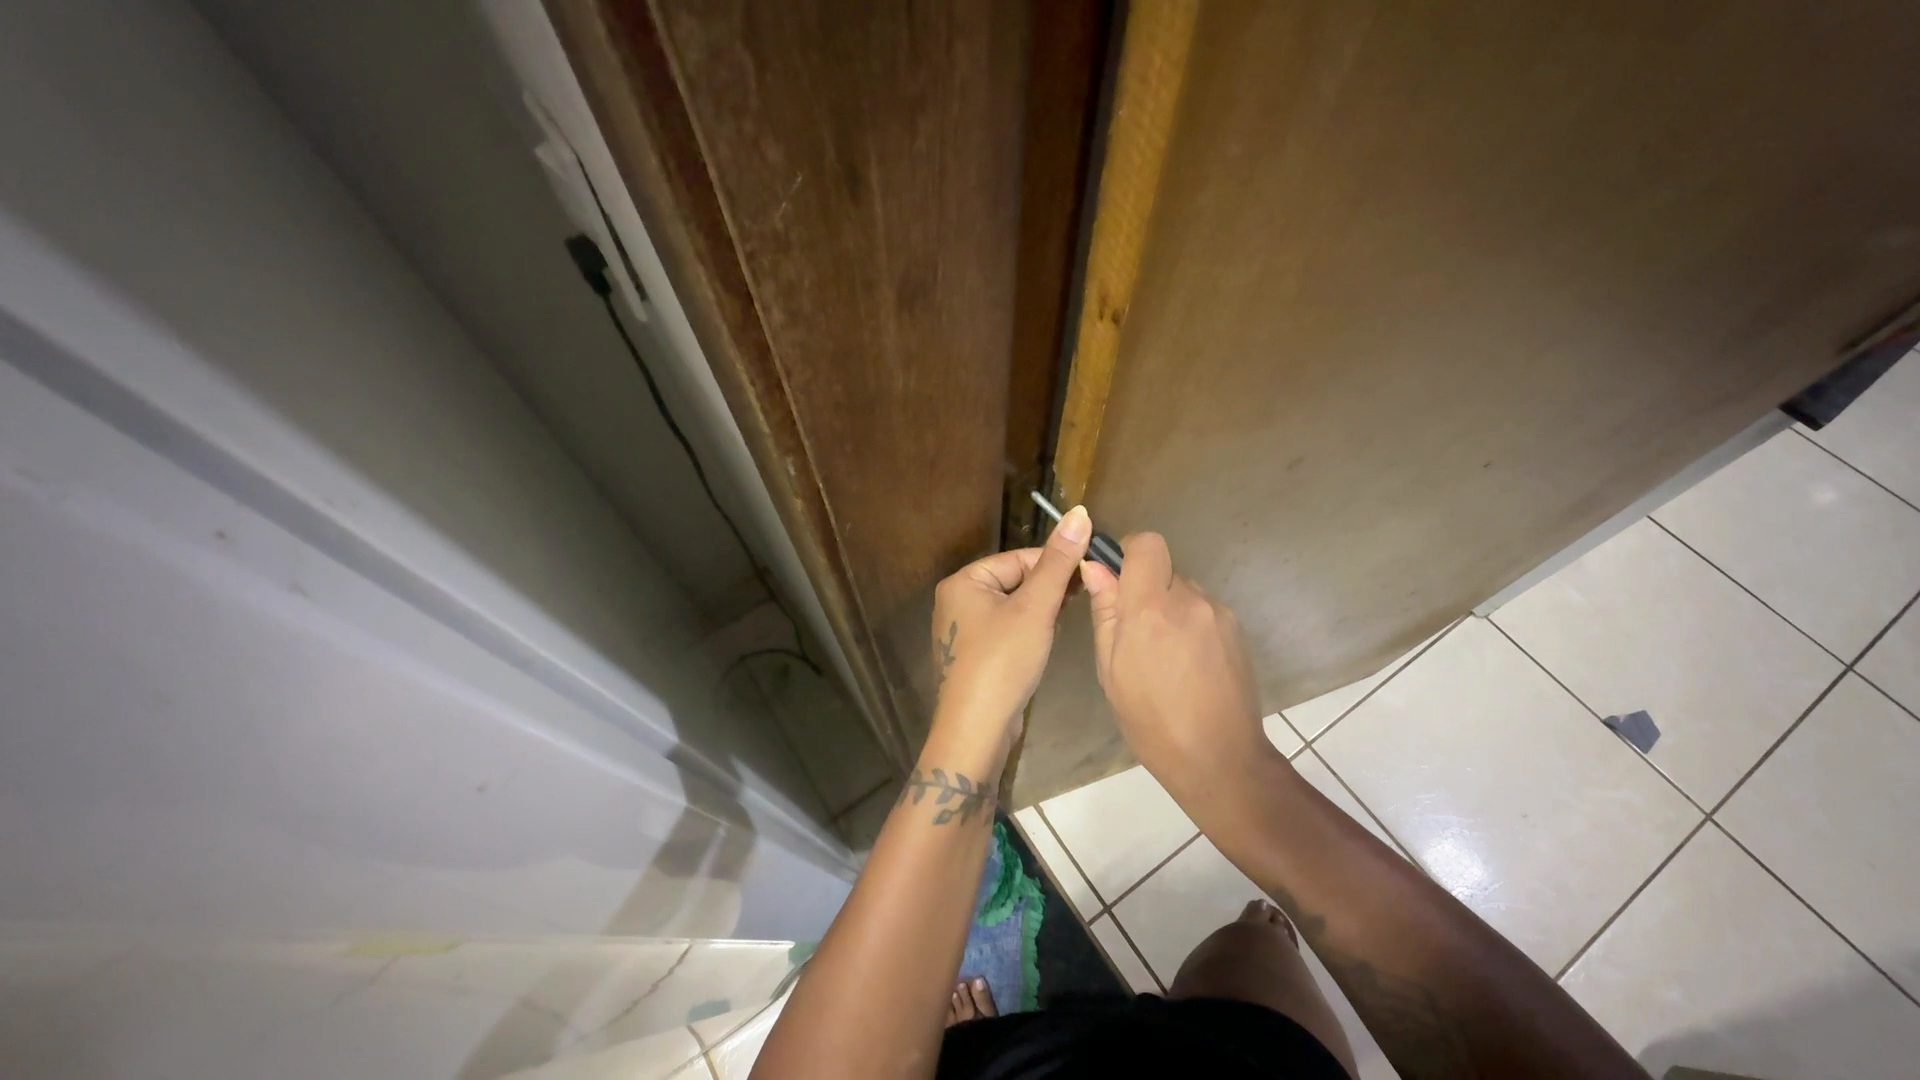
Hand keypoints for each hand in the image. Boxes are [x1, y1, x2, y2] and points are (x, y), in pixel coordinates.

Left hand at [925, 505, 1092, 765]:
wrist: (977, 729)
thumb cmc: (1002, 661)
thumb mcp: (1035, 608)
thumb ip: (1058, 562)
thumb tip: (1080, 512)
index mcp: (963, 582)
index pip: (1018, 558)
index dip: (1055, 563)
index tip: (1089, 572)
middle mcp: (957, 601)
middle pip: (1015, 581)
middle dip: (1049, 588)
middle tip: (1085, 596)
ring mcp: (963, 631)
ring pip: (1013, 607)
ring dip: (1042, 611)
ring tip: (1070, 618)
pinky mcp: (975, 657)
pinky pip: (1007, 631)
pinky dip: (1030, 632)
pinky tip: (1049, 641)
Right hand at [1081, 533, 1270, 796]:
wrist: (1219, 759)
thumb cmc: (1151, 722)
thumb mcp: (1111, 671)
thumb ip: (1106, 613)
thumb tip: (1096, 569)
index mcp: (1151, 609)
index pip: (1146, 544)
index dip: (1128, 552)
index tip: (1116, 580)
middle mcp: (1190, 601)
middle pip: (1164, 568)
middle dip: (1146, 589)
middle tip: (1135, 634)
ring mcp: (1219, 614)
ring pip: (1184, 590)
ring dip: (1169, 609)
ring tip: (1164, 658)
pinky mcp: (1237, 630)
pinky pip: (1203, 611)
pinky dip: (1190, 626)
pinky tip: (1188, 666)